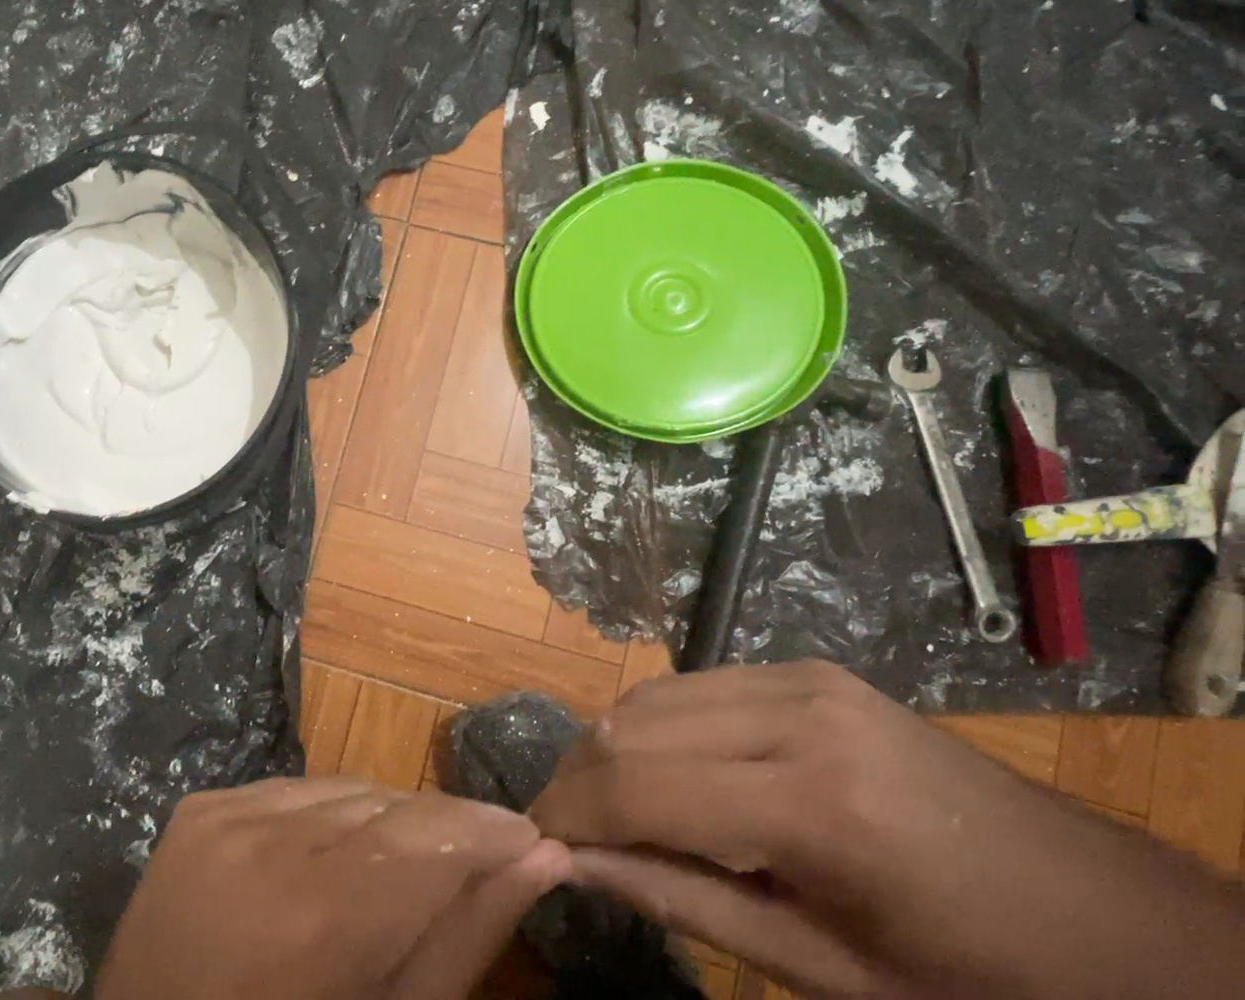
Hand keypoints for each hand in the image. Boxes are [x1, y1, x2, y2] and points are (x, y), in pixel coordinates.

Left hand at [94, 777, 569, 999]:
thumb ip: (468, 932)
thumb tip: (542, 854)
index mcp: (326, 912)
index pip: (435, 833)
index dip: (489, 830)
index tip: (529, 840)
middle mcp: (272, 843)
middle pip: (391, 804)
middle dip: (440, 831)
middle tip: (462, 869)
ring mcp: (226, 816)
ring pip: (344, 789)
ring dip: (382, 820)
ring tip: (386, 873)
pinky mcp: (199, 807)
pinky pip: (292, 789)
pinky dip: (324, 816)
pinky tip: (323, 860)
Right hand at [530, 661, 1244, 999]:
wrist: (1105, 919)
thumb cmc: (969, 976)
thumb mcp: (820, 970)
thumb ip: (681, 902)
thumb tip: (572, 861)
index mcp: (813, 802)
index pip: (634, 787)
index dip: (567, 815)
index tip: (534, 846)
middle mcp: (800, 713)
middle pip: (628, 726)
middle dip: (576, 779)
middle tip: (562, 832)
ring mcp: (808, 679)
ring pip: (651, 696)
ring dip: (609, 749)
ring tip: (605, 807)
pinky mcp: (815, 672)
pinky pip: (695, 687)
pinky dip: (655, 727)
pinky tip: (666, 774)